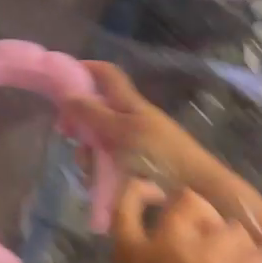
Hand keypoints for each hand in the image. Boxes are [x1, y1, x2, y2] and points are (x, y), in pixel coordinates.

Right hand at [65, 61, 227, 194]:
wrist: (201, 193)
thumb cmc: (163, 157)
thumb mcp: (123, 132)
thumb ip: (94, 114)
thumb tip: (67, 93)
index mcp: (130, 103)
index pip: (106, 74)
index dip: (86, 69)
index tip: (60, 77)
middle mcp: (130, 120)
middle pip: (95, 112)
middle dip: (79, 124)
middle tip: (67, 135)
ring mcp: (133, 146)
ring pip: (98, 143)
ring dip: (88, 155)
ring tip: (92, 174)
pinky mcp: (135, 172)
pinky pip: (107, 167)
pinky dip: (100, 175)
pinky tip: (100, 189)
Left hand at [69, 180, 261, 262]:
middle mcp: (202, 259)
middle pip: (234, 231)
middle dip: (243, 247)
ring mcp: (161, 247)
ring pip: (190, 204)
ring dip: (203, 216)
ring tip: (203, 232)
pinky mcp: (127, 246)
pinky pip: (128, 204)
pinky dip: (140, 193)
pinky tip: (153, 197)